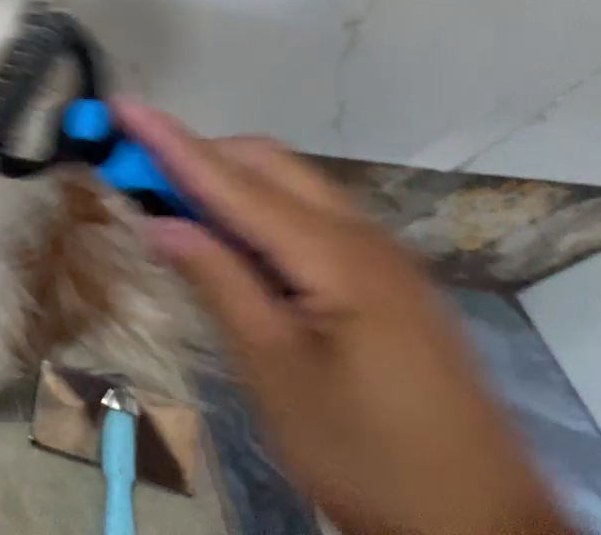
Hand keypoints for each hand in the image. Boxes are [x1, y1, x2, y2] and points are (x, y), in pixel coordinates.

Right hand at [115, 101, 574, 534]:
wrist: (480, 525)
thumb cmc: (365, 452)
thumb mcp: (274, 370)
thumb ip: (217, 282)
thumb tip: (159, 221)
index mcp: (337, 257)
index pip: (233, 182)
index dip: (169, 142)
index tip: (120, 106)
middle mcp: (364, 238)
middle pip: (268, 164)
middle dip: (198, 153)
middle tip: (134, 173)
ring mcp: (383, 258)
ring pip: (292, 185)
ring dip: (228, 179)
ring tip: (169, 202)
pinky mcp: (387, 282)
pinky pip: (311, 217)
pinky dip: (259, 210)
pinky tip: (231, 243)